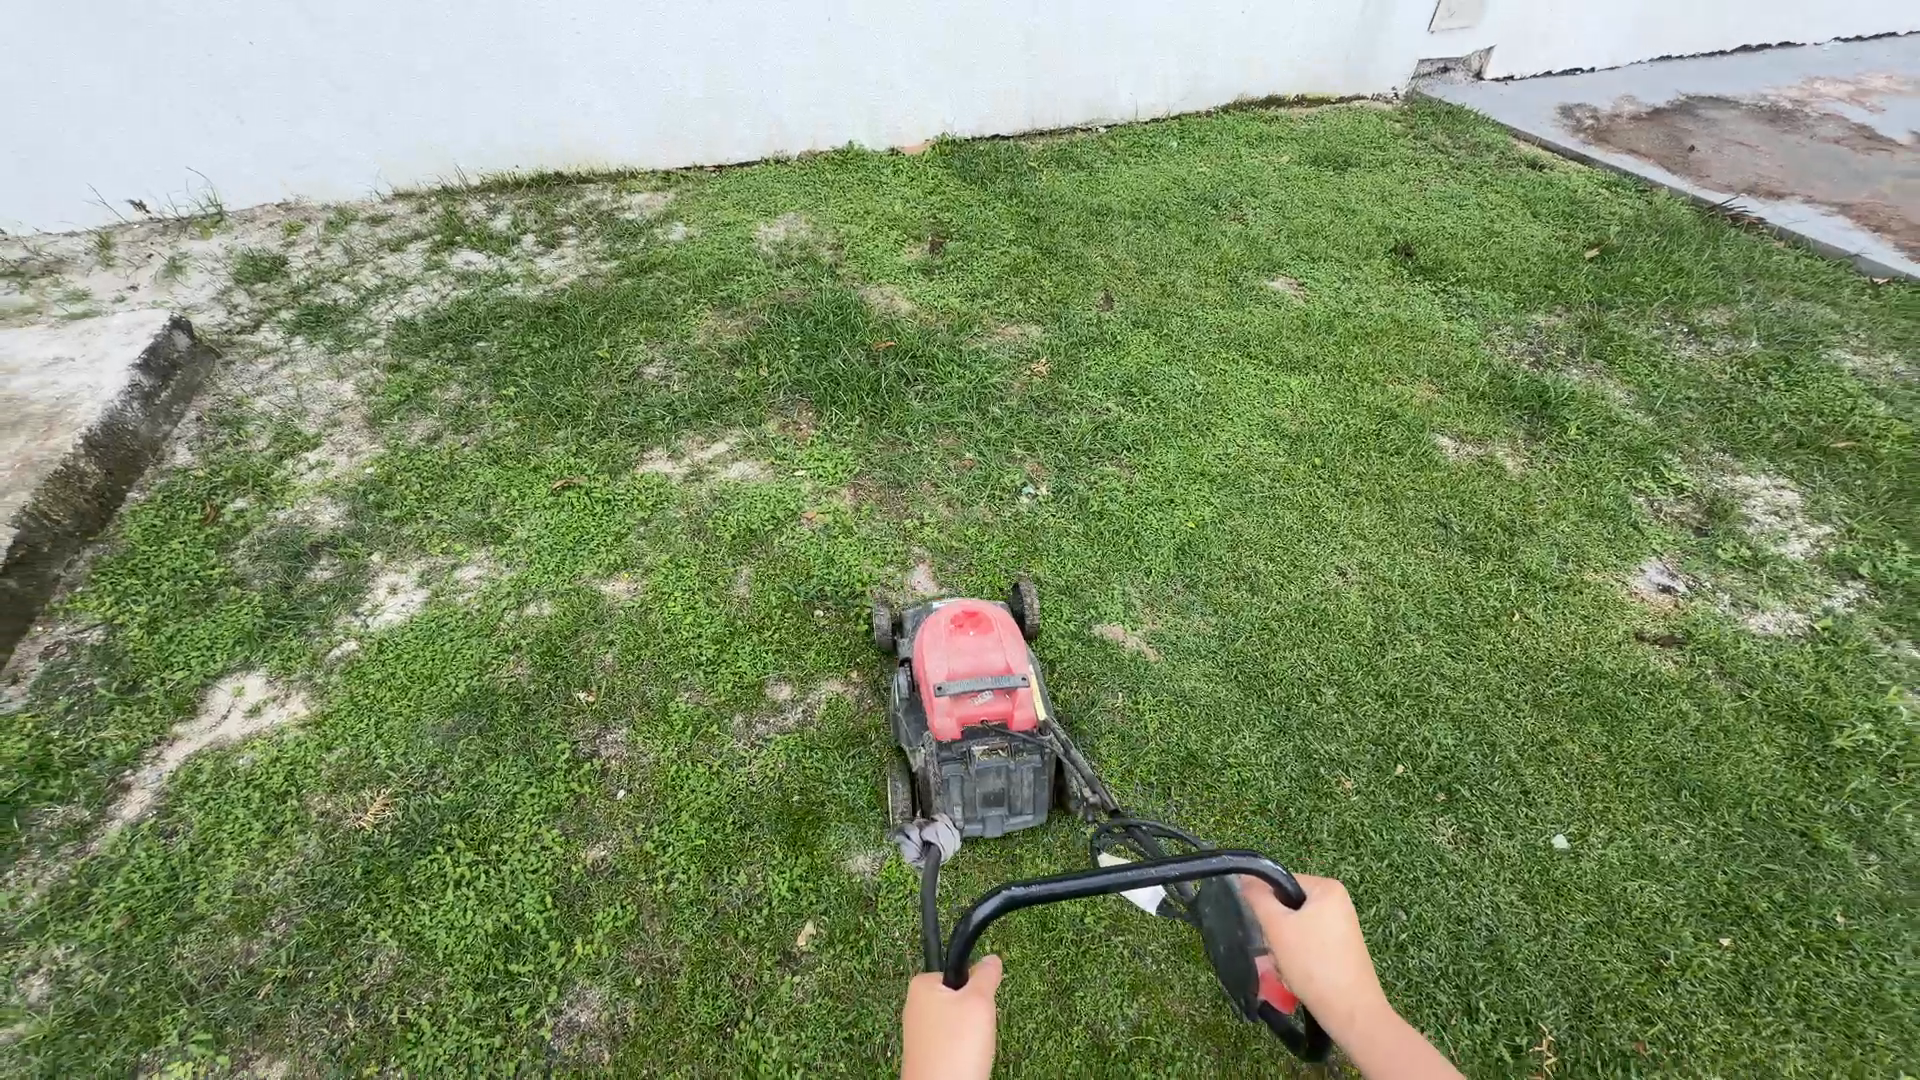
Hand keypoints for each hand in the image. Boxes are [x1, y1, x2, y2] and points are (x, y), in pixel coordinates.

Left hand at [901, 955, 1002, 1079]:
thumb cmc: (956, 1047)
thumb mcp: (979, 1001)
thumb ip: (987, 975)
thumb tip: (991, 958)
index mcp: (922, 985)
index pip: (958, 971)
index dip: (975, 987)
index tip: (980, 1005)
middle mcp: (915, 1007)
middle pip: (958, 998)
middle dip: (974, 1015)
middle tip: (977, 1031)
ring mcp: (919, 1035)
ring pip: (958, 1025)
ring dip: (971, 1037)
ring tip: (972, 1051)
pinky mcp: (925, 1058)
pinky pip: (952, 1046)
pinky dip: (963, 1054)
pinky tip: (966, 1065)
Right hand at [1238, 875, 1463, 1079]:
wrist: (1352, 1014)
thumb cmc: (1313, 963)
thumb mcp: (1276, 926)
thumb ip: (1257, 897)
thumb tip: (1245, 878)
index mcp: (1328, 888)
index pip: (1281, 884)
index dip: (1267, 904)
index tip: (1267, 928)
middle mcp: (1339, 902)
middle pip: (1289, 907)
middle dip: (1278, 930)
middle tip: (1276, 951)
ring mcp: (1343, 927)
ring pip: (1297, 927)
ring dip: (1285, 946)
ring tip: (1287, 967)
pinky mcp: (1343, 949)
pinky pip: (1311, 943)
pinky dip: (1299, 956)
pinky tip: (1298, 975)